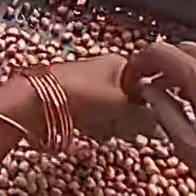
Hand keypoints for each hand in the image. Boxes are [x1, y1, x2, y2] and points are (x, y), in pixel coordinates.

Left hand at [0, 54, 149, 143]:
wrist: (33, 101)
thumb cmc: (81, 95)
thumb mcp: (121, 105)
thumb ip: (146, 116)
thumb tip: (162, 126)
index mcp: (120, 64)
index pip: (149, 83)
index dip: (153, 103)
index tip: (154, 121)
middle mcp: (106, 73)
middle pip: (132, 101)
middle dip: (131, 118)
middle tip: (127, 129)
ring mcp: (89, 88)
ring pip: (114, 113)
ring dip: (112, 125)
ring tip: (104, 129)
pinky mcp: (75, 104)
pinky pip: (95, 119)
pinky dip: (96, 127)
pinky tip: (90, 131)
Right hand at [125, 41, 195, 195]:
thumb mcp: (194, 152)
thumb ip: (166, 114)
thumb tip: (149, 91)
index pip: (164, 52)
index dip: (139, 61)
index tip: (130, 80)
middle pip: (188, 49)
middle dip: (163, 64)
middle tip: (148, 89)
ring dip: (188, 73)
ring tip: (176, 104)